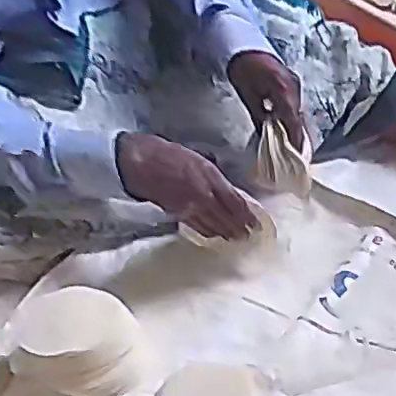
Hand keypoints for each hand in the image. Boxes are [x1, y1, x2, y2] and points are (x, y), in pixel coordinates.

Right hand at [114, 132, 253, 239]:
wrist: (137, 161)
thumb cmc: (169, 155)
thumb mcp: (199, 160)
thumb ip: (217, 180)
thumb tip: (233, 195)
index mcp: (211, 178)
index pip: (236, 203)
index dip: (248, 217)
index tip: (257, 226)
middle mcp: (204, 195)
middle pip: (228, 219)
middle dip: (240, 230)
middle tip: (250, 238)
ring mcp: (191, 207)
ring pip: (215, 227)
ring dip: (227, 234)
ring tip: (237, 240)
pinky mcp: (178, 215)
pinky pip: (199, 228)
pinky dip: (210, 233)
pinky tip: (216, 236)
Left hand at [228, 50, 305, 148]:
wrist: (241, 42)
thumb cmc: (242, 68)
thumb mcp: (249, 96)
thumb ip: (261, 118)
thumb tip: (267, 136)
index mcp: (284, 91)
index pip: (294, 123)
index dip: (296, 141)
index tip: (297, 156)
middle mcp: (294, 88)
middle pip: (299, 118)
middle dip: (296, 135)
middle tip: (292, 151)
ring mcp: (295, 83)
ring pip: (298, 111)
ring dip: (293, 125)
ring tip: (288, 140)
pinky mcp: (293, 82)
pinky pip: (295, 103)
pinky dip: (291, 114)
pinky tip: (285, 122)